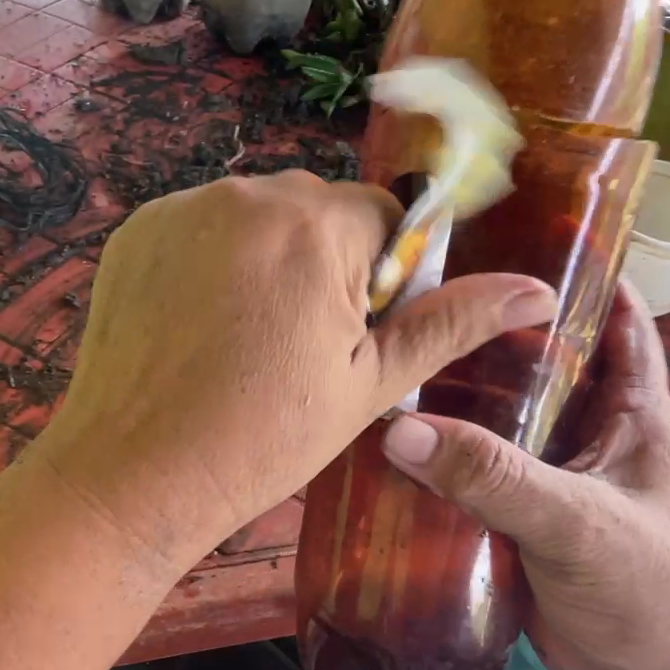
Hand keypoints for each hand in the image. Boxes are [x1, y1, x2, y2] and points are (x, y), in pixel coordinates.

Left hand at [33, 170, 557, 569]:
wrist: (132, 475)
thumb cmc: (259, 440)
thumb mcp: (366, 388)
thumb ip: (448, 324)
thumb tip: (537, 290)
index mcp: (314, 226)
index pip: (382, 219)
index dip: (375, 280)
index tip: (344, 339)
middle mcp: (245, 194)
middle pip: (316, 211)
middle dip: (321, 264)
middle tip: (291, 348)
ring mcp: (180, 210)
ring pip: (256, 219)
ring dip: (265, 261)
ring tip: (240, 342)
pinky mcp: (135, 232)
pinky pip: (200, 230)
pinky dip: (210, 264)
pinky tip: (197, 327)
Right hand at [379, 285, 669, 669]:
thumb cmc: (648, 592)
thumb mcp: (578, 523)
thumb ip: (494, 476)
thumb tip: (396, 428)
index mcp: (630, 411)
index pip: (613, 319)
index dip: (578, 273)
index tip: (515, 234)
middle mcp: (587, 431)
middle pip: (537, 363)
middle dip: (489, 331)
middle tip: (419, 296)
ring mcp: (549, 474)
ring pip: (498, 417)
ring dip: (455, 396)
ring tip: (389, 357)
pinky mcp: (516, 515)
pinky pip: (474, 470)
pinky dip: (440, 455)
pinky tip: (390, 442)